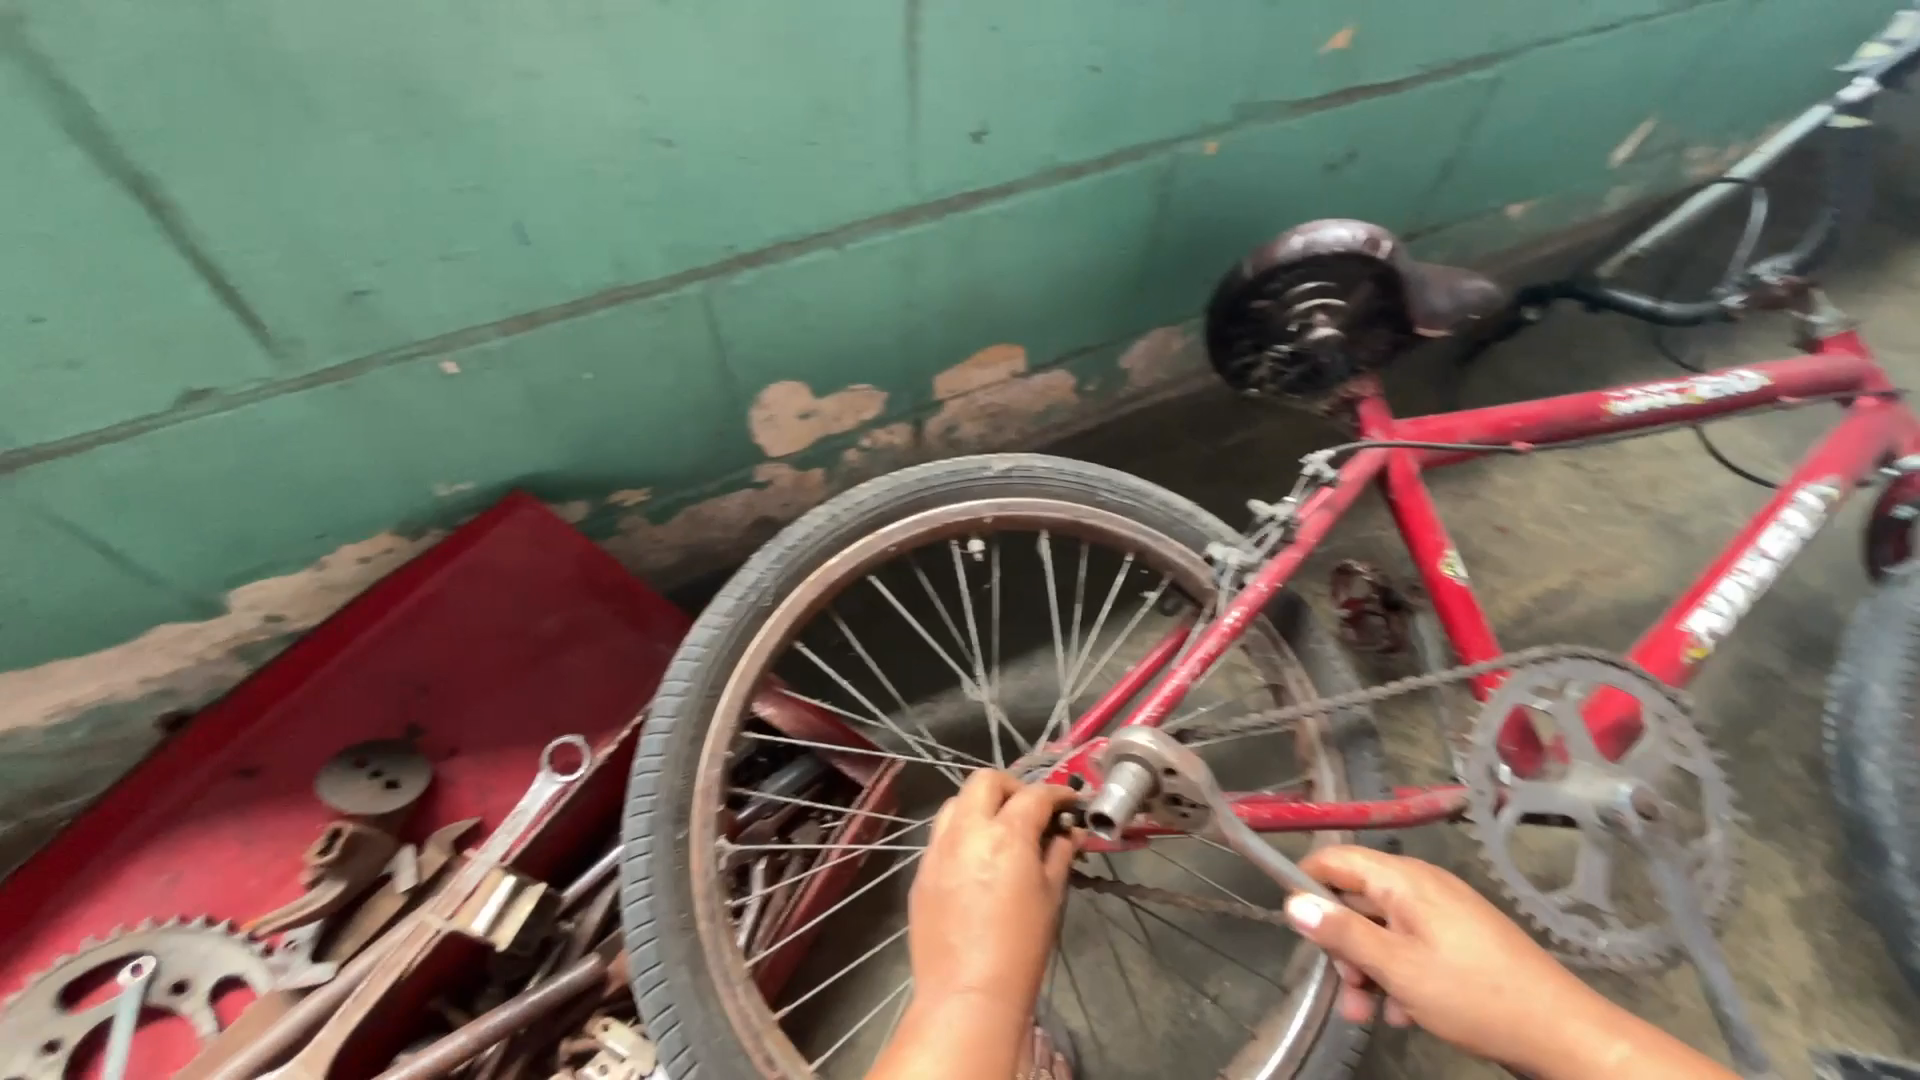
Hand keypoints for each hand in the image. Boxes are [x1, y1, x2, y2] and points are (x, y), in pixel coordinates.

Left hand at [907, 771, 1081, 1014]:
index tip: (1070, 802)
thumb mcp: (1051, 897)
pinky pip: (941, 835)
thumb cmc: (1021, 947)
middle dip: (1012, 787)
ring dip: (981, 805)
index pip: (1034, 795)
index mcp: (1006, 834)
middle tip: (1031, 810)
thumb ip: (1059, 854)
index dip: (1057, 793)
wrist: (967, 993)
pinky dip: (962, 833)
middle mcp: (967, 830)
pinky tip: (976, 859)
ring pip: (957, 802)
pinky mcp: (921, 870)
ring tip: (1000, 830)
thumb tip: (1069, 832)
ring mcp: (938, 848)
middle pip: (985, 781)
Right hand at [1283, 845, 1614, 1072]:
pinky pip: (1410, 944)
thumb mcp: (1396, 968)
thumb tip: (1291, 902)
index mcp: (1403, 879)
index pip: (1333, 859)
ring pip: (1381, 928)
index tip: (1297, 928)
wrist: (1566, 1035)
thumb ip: (1341, 932)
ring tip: (1367, 1012)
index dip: (1306, 886)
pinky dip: (1398, 973)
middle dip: (1341, 943)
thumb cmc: (1473, 995)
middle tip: (1343, 987)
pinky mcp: (1460, 939)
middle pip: (1355, 898)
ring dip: (1367, 967)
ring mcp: (1443, 912)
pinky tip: (1404, 1014)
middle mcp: (1420, 884)